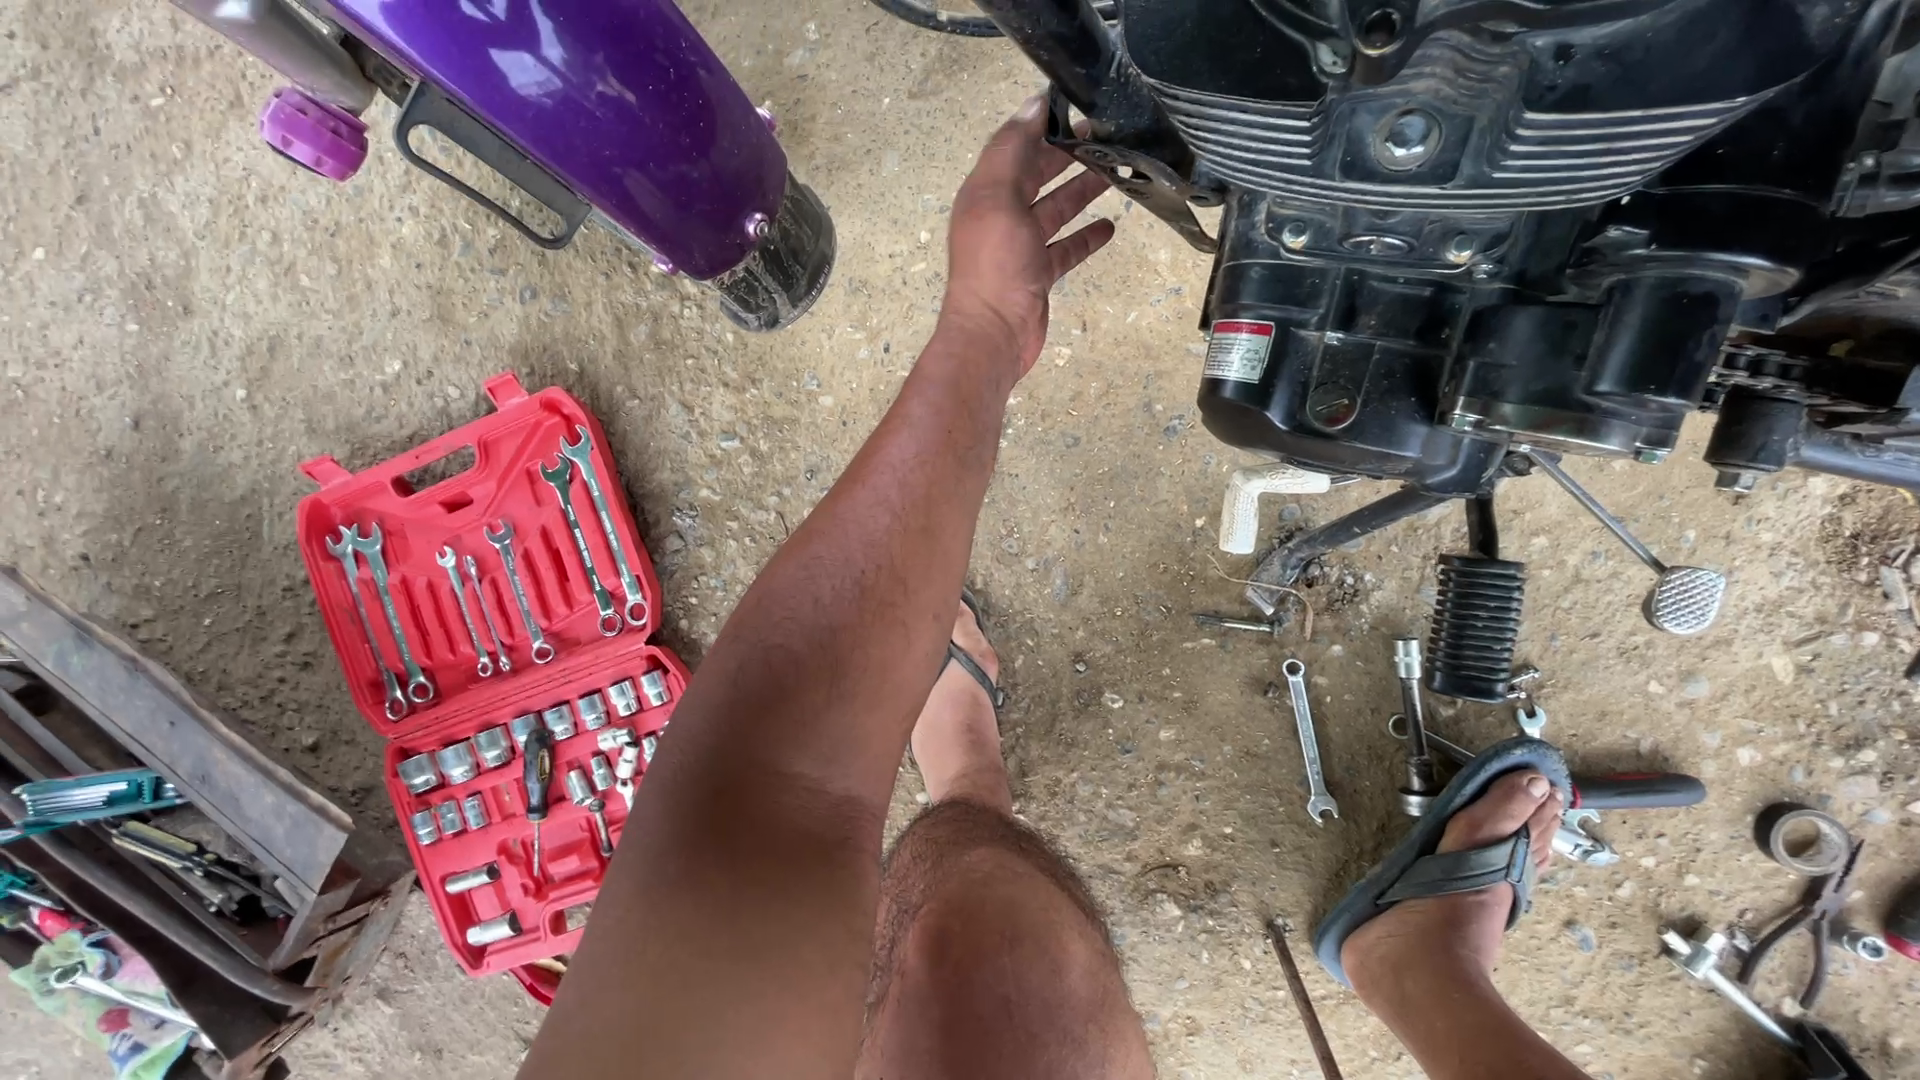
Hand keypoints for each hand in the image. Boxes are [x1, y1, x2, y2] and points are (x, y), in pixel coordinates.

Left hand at [939, 95, 1116, 376]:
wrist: (993, 335)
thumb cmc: (995, 265)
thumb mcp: (998, 198)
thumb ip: (1013, 150)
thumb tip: (1034, 103)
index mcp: (985, 192)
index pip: (1014, 146)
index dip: (1042, 123)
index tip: (1078, 104)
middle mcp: (1001, 216)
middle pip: (1036, 175)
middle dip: (1067, 154)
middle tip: (1105, 134)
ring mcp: (1020, 247)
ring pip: (1055, 209)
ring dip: (1081, 190)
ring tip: (1114, 171)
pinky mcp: (1038, 274)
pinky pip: (1065, 248)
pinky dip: (1085, 237)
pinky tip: (1110, 227)